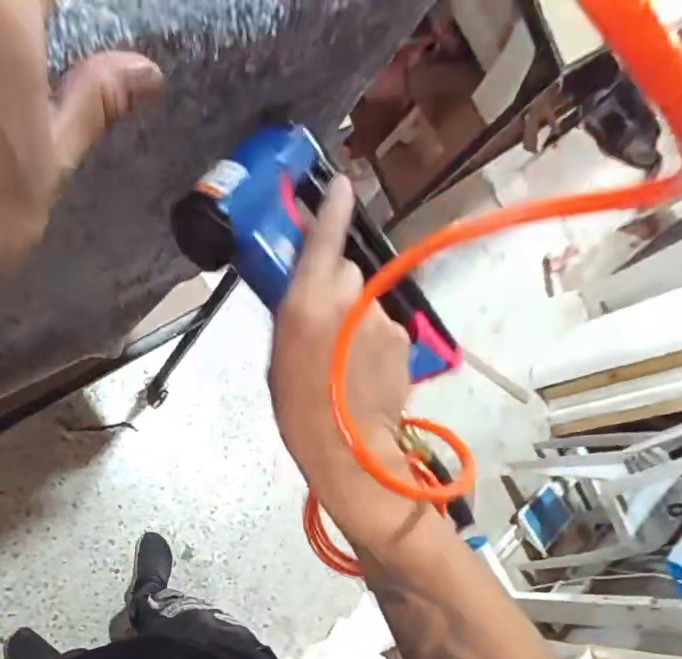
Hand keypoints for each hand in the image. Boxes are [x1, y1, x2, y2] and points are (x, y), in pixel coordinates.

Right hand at [270, 176, 420, 545]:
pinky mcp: (403, 339)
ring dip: (359, 320)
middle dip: (340, 288)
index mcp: (306, 302)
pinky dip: (376, 342)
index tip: (339, 185)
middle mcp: (348, 299)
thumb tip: (307, 296)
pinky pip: (386, 329)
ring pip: (368, 303)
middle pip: (349, 271)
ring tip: (347, 363)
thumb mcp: (278, 358)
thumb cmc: (299, 412)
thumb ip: (295, 315)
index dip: (331, 209)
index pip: (324, 238)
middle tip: (328, 324)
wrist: (349, 450)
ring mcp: (381, 318)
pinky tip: (366, 372)